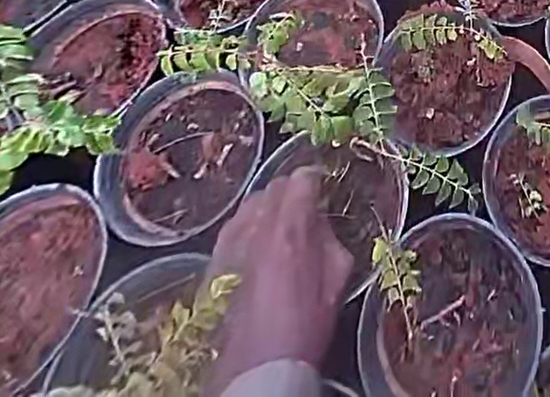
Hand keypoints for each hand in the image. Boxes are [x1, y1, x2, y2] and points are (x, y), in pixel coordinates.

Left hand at [203, 167, 353, 393]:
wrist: (257, 371)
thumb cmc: (304, 326)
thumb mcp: (336, 277)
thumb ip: (329, 238)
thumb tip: (321, 221)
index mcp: (291, 229)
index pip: (301, 179)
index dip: (314, 178)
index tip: (322, 185)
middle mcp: (257, 228)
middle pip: (274, 185)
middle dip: (292, 189)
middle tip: (304, 206)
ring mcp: (231, 244)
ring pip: (251, 202)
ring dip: (268, 205)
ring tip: (279, 223)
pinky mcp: (213, 262)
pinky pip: (232, 225)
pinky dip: (248, 224)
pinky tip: (256, 241)